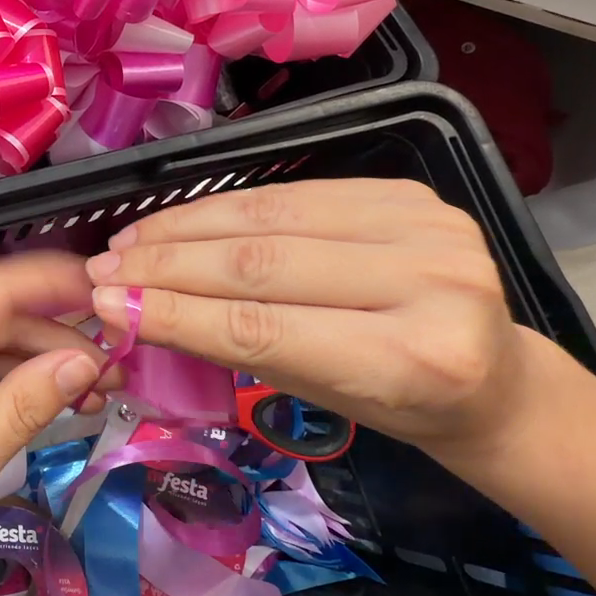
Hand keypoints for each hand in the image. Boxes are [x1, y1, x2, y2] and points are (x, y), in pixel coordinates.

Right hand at [85, 178, 537, 457]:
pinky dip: (222, 207)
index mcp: (417, 359)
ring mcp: (427, 225)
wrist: (493, 378)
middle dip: (165, 265)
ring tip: (127, 241)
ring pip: (267, 215)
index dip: (172, 312)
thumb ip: (232, 345)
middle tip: (102, 269)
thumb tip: (131, 308)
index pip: (262, 328)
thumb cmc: (398, 403)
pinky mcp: (408, 192)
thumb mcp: (316, 394)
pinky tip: (176, 219)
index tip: (105, 304)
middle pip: (261, 262)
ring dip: (182, 227)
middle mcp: (433, 282)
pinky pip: (289, 193)